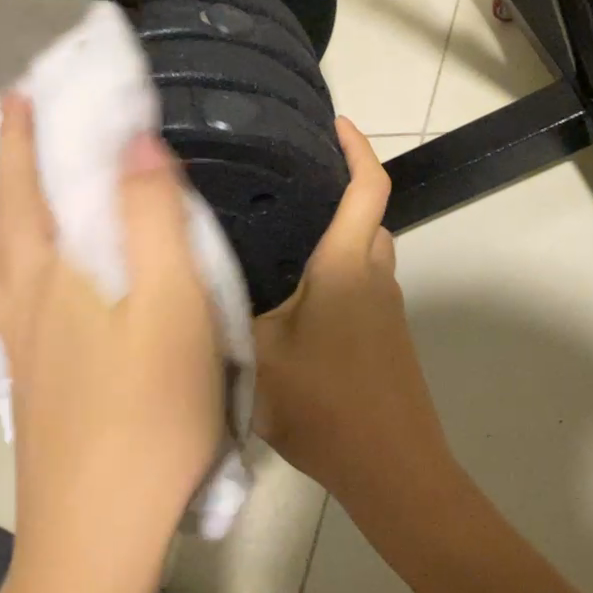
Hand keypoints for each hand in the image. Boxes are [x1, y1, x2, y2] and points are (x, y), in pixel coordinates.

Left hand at [0, 94, 222, 565]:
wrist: (100, 533)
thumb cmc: (149, 412)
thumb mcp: (172, 304)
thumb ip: (154, 219)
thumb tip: (134, 140)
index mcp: (56, 280)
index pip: (30, 192)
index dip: (24, 141)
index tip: (20, 95)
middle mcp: (27, 309)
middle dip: (0, 173)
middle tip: (1, 132)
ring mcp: (24, 355)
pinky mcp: (35, 392)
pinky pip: (0, 310)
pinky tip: (18, 293)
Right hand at [253, 118, 455, 509]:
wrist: (393, 470)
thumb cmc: (326, 406)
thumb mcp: (258, 358)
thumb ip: (227, 313)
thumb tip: (200, 275)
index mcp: (347, 267)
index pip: (367, 187)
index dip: (356, 147)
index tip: (335, 122)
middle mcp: (375, 277)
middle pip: (369, 218)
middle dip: (341, 193)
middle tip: (289, 188)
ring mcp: (388, 311)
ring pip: (367, 255)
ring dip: (339, 241)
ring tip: (282, 244)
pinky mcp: (389, 340)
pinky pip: (365, 288)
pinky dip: (339, 278)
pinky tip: (296, 306)